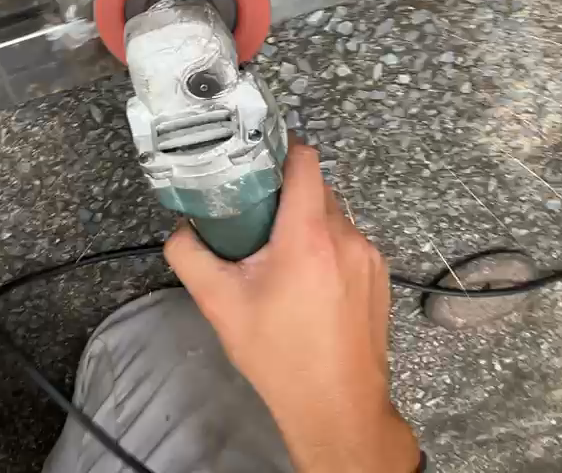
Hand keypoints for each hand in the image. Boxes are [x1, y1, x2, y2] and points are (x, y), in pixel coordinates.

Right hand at [166, 143, 420, 472]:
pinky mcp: (380, 277)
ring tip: (277, 253)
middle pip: (314, 186)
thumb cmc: (278, 354)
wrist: (338, 411)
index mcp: (307, 235)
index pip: (304, 160)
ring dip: (305, 221)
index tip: (255, 159)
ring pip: (332, 214)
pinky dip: (326, 245)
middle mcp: (345, 237)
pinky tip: (307, 279)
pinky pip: (348, 240)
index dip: (279, 149)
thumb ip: (188, 253)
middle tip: (254, 216)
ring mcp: (369, 257)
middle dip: (284, 194)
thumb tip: (181, 227)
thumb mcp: (217, 303)